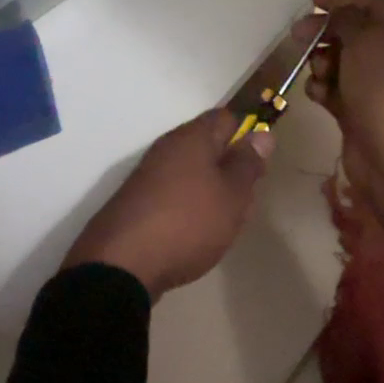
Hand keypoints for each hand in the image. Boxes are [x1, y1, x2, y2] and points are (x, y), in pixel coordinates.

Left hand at [62, 109, 273, 298]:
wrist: (121, 265)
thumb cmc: (188, 222)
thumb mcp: (232, 195)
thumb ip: (248, 164)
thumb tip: (262, 134)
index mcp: (193, 137)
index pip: (226, 117)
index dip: (247, 135)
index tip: (259, 164)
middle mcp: (167, 147)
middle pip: (206, 145)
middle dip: (228, 168)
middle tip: (244, 200)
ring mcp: (147, 174)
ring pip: (189, 171)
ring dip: (208, 191)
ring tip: (222, 222)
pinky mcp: (136, 202)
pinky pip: (171, 194)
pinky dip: (186, 208)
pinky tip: (193, 234)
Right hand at [295, 0, 383, 157]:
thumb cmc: (382, 87)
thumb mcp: (365, 39)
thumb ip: (347, 17)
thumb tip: (338, 10)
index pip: (370, 5)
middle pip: (351, 32)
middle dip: (324, 32)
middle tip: (297, 35)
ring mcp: (375, 85)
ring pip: (339, 61)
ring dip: (322, 63)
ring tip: (320, 74)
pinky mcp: (358, 109)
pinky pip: (334, 89)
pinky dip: (323, 88)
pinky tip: (318, 94)